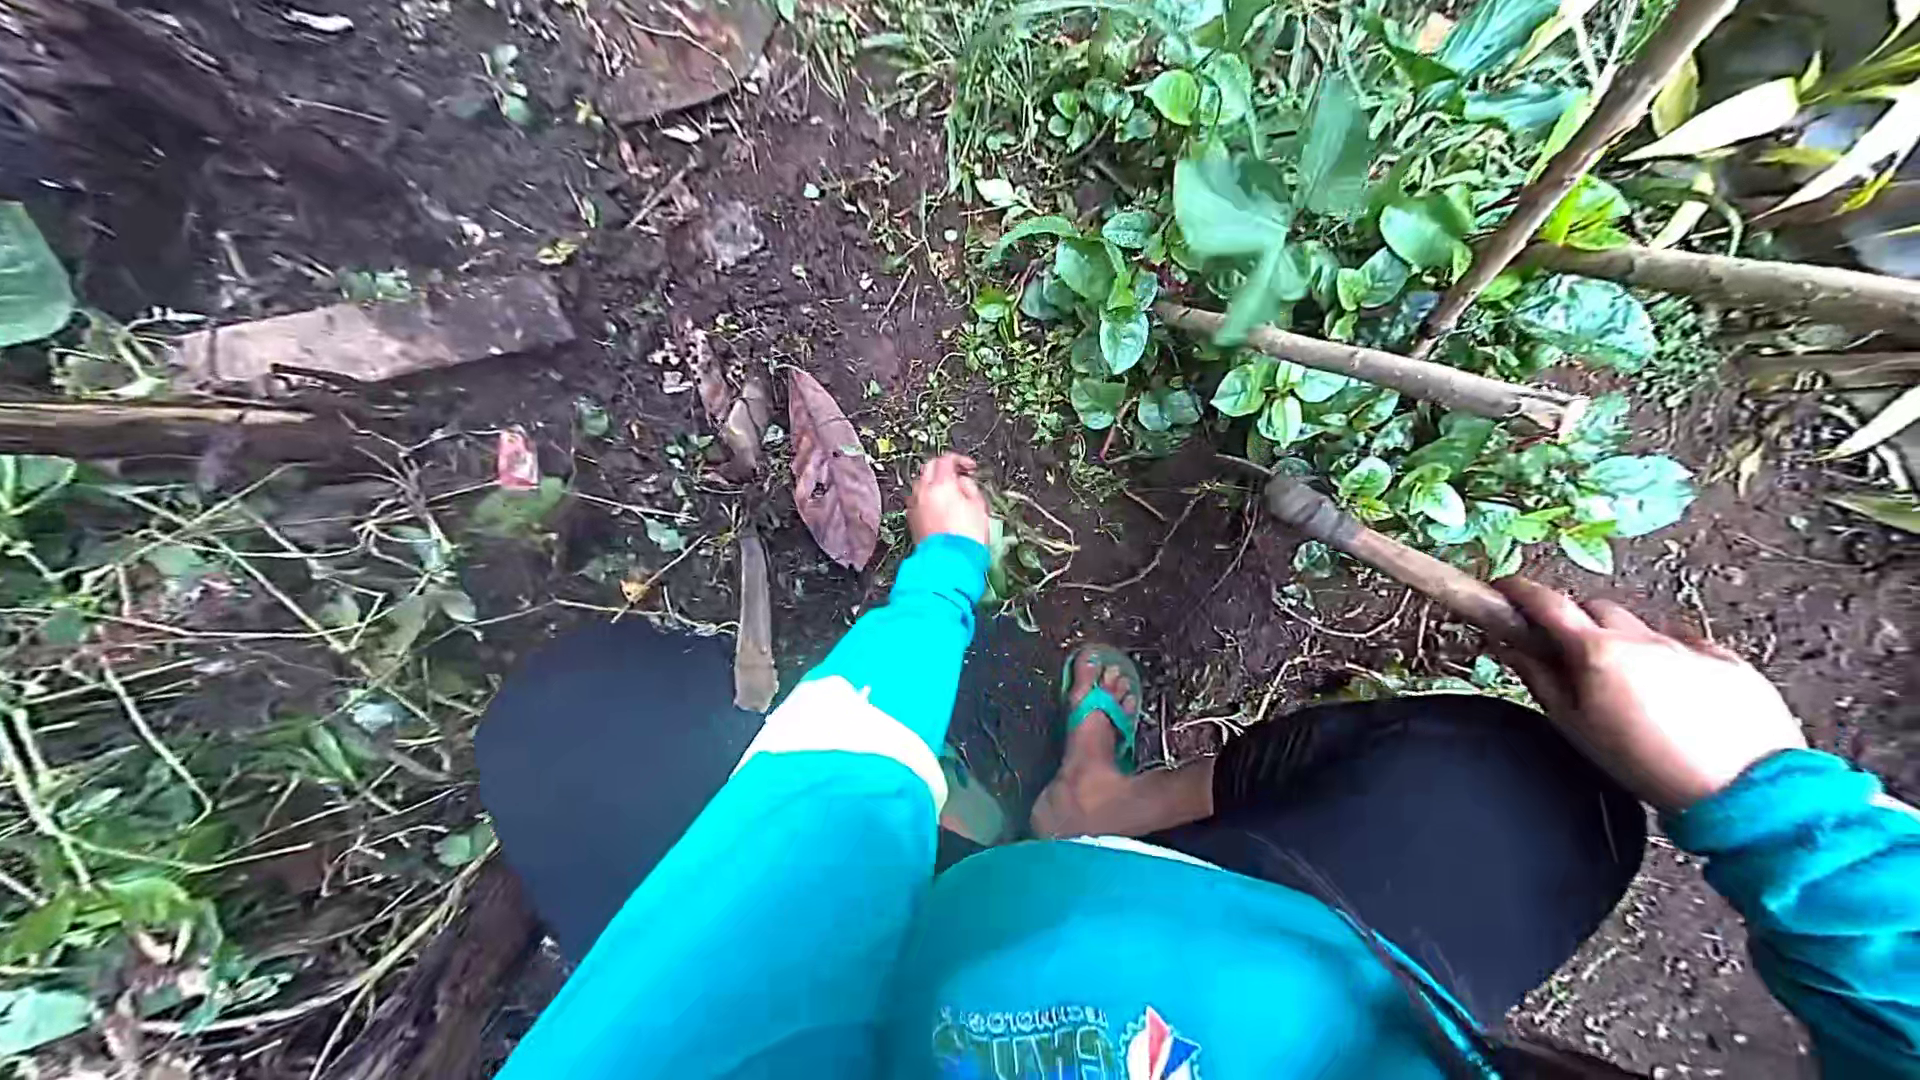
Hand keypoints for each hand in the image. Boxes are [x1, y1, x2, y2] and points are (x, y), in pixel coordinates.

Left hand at [907, 453, 988, 546]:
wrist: (950, 563)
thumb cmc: (967, 538)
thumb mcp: (979, 507)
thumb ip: (969, 487)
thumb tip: (963, 483)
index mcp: (941, 485)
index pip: (946, 460)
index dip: (959, 460)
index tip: (969, 468)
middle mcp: (924, 492)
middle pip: (929, 469)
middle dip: (943, 468)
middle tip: (958, 476)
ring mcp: (915, 507)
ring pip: (921, 485)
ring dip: (934, 484)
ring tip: (949, 494)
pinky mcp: (912, 521)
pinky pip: (918, 501)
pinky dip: (927, 499)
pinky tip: (939, 509)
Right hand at [1495, 577, 1806, 812]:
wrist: (1746, 793)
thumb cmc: (1645, 761)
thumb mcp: (1573, 723)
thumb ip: (1539, 677)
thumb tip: (1513, 650)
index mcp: (1597, 652)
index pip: (1547, 603)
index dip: (1520, 590)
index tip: (1506, 588)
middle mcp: (1643, 640)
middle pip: (1596, 608)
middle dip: (1576, 620)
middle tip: (1566, 646)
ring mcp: (1691, 649)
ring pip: (1641, 626)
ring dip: (1622, 639)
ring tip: (1625, 676)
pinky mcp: (1731, 664)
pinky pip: (1689, 644)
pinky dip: (1669, 654)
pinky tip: (1670, 684)